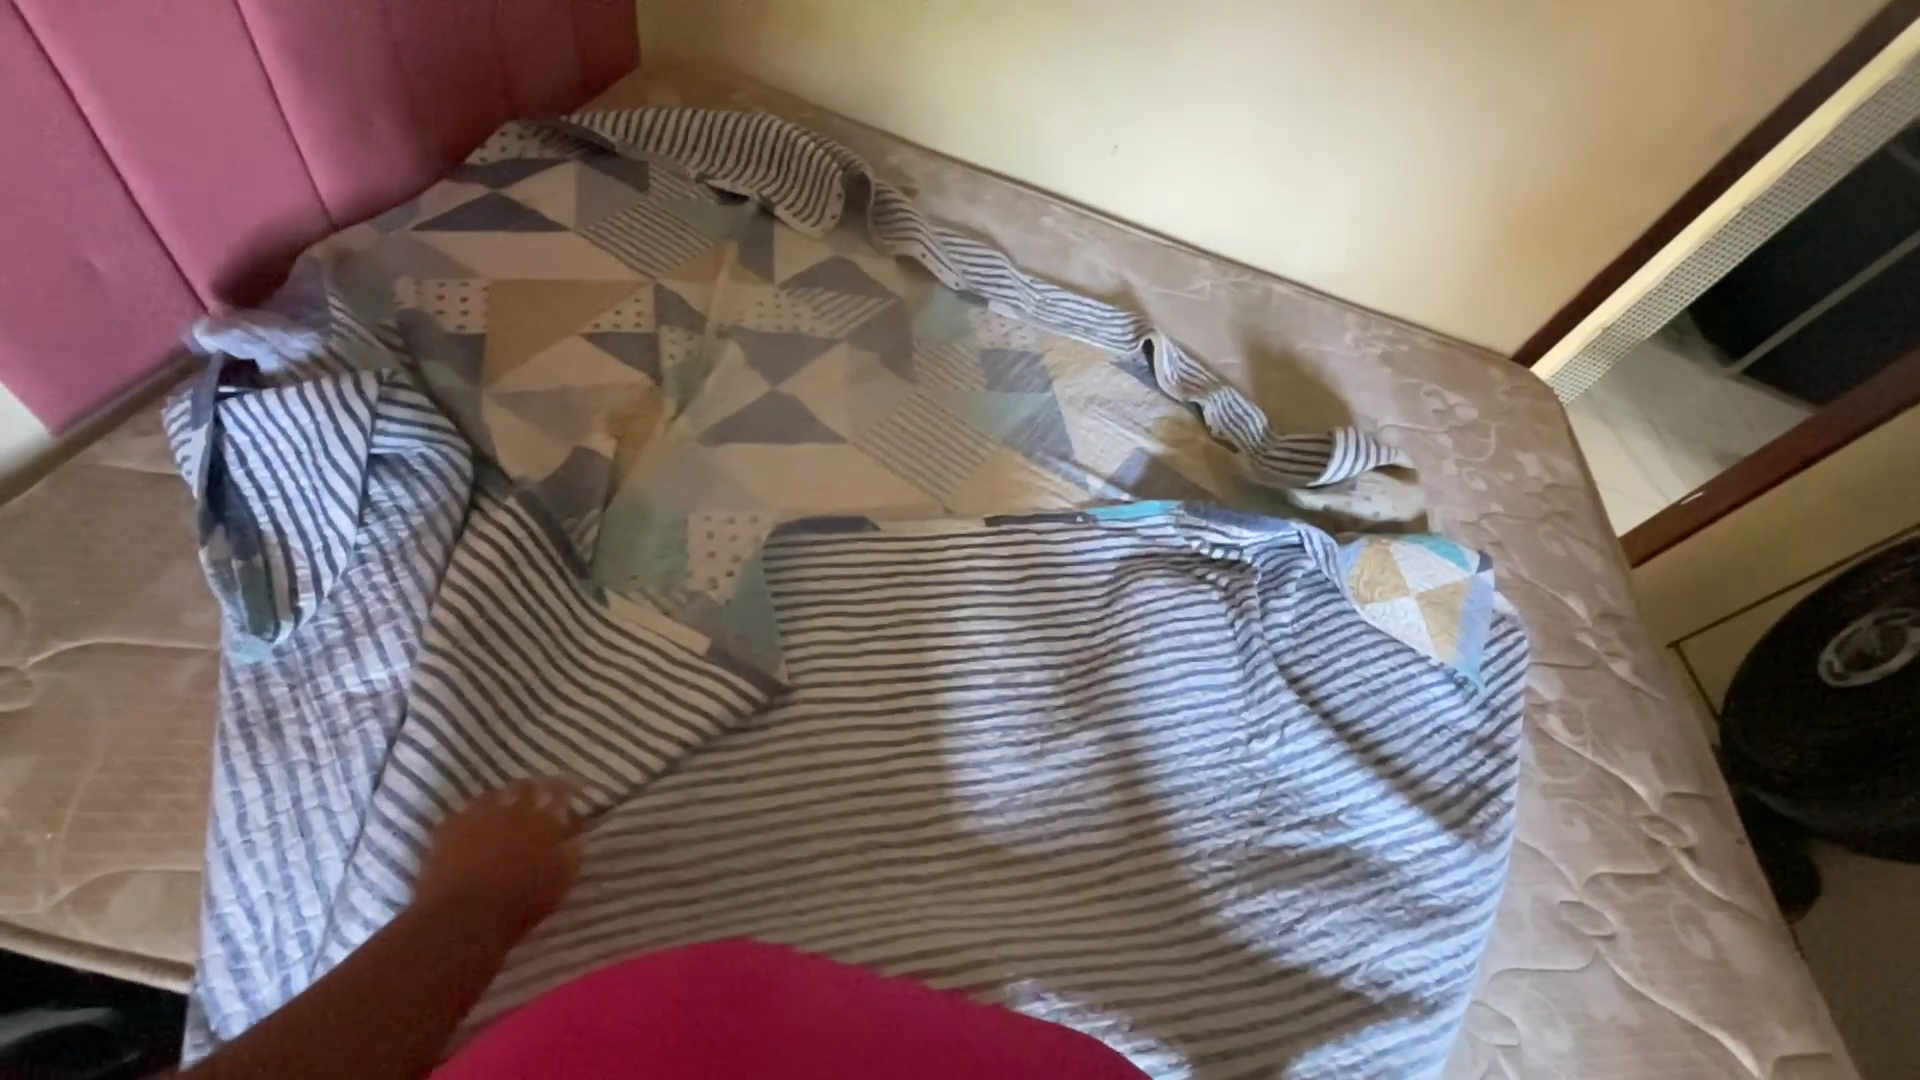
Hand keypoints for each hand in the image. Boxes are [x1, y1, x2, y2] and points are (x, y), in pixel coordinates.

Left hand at [413, 778, 581, 935]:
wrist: (462, 919)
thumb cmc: (520, 903)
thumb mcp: (560, 880)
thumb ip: (570, 853)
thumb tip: (574, 838)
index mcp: (544, 820)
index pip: (560, 791)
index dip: (567, 789)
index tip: (572, 791)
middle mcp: (512, 810)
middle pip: (526, 787)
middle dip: (534, 789)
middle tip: (538, 797)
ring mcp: (477, 816)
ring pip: (492, 796)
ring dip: (501, 800)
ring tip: (503, 809)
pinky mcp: (448, 830)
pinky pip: (462, 813)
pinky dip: (471, 816)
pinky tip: (472, 825)